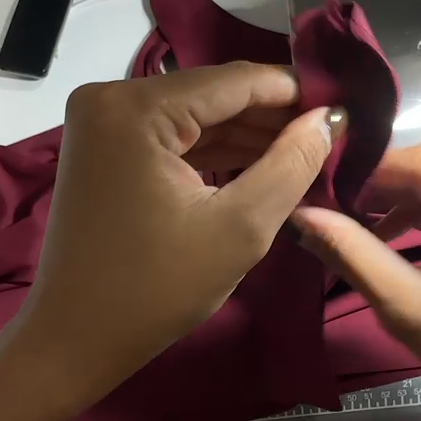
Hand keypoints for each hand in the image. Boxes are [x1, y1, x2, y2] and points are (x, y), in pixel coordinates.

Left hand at [16, 62, 338, 407]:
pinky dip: (215, 151)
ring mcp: (103, 122)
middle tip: (331, 135)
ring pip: (195, 115)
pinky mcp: (106, 148)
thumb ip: (292, 164)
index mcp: (136, 108)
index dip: (295, 92)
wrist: (76, 339)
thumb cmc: (158, 289)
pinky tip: (261, 163)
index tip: (344, 108)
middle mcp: (111, 97)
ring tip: (306, 151)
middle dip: (272, 116)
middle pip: (213, 94)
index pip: (235, 81)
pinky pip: (173, 136)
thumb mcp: (241, 227)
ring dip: (247, 134)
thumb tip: (330, 118)